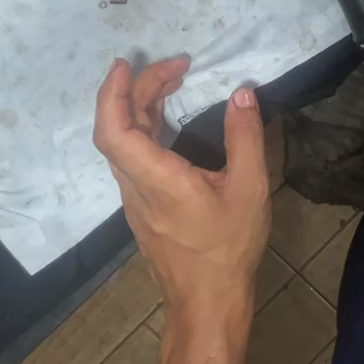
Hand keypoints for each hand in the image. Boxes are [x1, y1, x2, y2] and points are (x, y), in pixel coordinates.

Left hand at [93, 57, 270, 327]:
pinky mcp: (145, 206)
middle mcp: (136, 187)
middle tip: (179, 64)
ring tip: (175, 80)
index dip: (113, 94)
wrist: (208, 299)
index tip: (126, 64)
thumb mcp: (250, 187)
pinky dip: (147, 125)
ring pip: (124, 143)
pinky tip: (170, 119)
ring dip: (142, 106)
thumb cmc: (228, 244)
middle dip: (140, 88)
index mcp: (157, 179)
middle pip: (118, 130)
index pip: (115, 132)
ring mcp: (137, 199)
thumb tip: (242, 93)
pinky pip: (134, 156)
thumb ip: (245, 137)